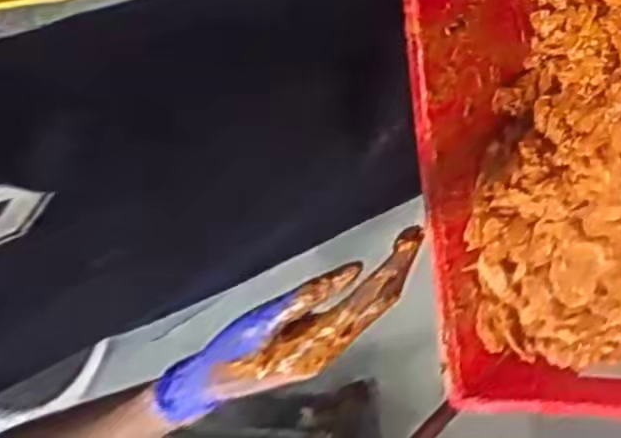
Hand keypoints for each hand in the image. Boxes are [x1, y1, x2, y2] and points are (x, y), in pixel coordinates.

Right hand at [153, 227, 422, 424]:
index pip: (371, 296)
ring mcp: (334, 348)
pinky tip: (387, 270)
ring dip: (395, 273)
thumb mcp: (261, 321)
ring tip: (406, 244)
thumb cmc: (230, 351)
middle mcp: (335, 347)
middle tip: (414, 233)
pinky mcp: (329, 344)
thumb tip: (354, 269)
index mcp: (320, 342)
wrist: (205, 386)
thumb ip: (307, 296)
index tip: (410, 237)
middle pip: (382, 300)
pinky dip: (381, 286)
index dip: (394, 265)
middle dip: (401, 265)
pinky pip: (366, 311)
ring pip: (378, 306)